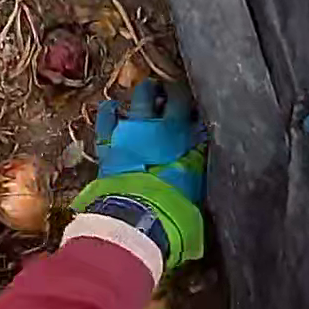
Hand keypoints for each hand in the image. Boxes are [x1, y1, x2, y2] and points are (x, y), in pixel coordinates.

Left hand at [72, 81, 206, 269]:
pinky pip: (108, 119)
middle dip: (177, 93)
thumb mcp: (195, 202)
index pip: (201, 120)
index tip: (201, 113)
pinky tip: (110, 105)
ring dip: (146, 92)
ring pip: (142, 99)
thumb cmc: (172, 216)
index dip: (200, 114)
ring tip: (148, 88)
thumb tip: (198, 181)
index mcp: (191, 144)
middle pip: (176, 99)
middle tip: (176, 91)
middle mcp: (166, 131)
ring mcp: (135, 131)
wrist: (135, 220)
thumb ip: (197, 183)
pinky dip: (109, 111)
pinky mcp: (110, 141)